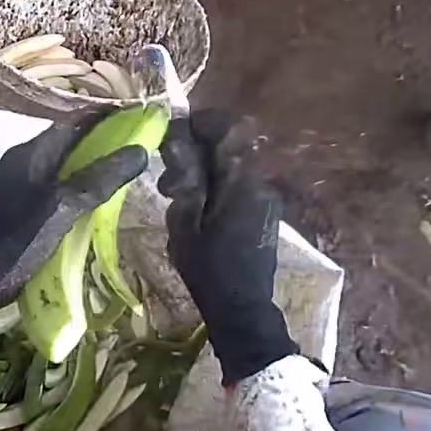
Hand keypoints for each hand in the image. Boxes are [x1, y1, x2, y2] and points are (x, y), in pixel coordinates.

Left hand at [0, 121, 147, 315]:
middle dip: (104, 141)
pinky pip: (57, 189)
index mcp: (31, 154)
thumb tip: (139, 150)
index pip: (75, 122)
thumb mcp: (61, 208)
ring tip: (128, 171)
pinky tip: (98, 202)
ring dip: (92, 166)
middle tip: (142, 146)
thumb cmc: (13, 241)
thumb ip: (98, 180)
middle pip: (70, 143)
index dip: (108, 116)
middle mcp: (25, 163)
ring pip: (64, 167)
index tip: (142, 116)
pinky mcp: (20, 209)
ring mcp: (20, 186)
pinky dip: (79, 189)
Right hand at [159, 110, 298, 383]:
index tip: (172, 132)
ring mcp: (264, 197)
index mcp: (241, 181)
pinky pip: (236, 184)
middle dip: (194, 151)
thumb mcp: (185, 223)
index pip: (229, 129)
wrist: (242, 307)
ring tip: (173, 195)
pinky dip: (213, 186)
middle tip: (165, 174)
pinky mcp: (261, 211)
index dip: (200, 123)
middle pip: (228, 147)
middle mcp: (259, 182)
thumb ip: (184, 179)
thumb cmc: (208, 268)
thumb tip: (178, 141)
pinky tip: (193, 209)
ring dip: (201, 171)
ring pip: (230, 167)